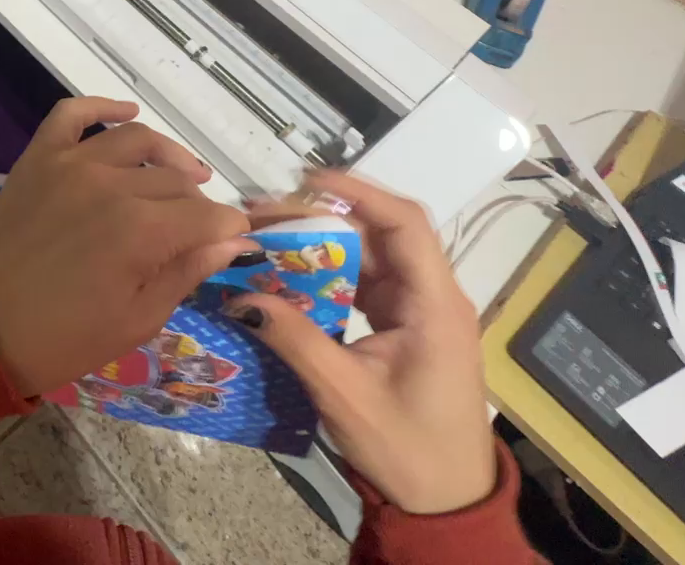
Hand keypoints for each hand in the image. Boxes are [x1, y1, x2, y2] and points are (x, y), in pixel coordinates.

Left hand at [0, 97, 253, 397]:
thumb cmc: (65, 337)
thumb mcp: (139, 318)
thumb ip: (187, 271)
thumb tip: (232, 241)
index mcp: (141, 231)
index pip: (205, 214)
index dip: (227, 227)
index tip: (235, 237)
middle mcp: (109, 185)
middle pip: (173, 179)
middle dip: (197, 202)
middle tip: (199, 224)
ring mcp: (70, 164)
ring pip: (135, 141)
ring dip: (167, 155)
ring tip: (183, 173)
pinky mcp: (38, 157)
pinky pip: (71, 114)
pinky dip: (101, 107)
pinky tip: (126, 113)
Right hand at [228, 170, 496, 514]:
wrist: (446, 506)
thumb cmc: (408, 450)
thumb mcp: (344, 394)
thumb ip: (292, 338)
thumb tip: (238, 295)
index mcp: (434, 305)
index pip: (404, 224)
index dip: (359, 191)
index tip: (305, 178)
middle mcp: (430, 295)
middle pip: (376, 232)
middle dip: (317, 215)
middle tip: (259, 213)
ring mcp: (414, 308)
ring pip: (364, 253)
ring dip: (315, 240)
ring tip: (261, 234)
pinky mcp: (399, 323)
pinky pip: (358, 280)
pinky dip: (320, 270)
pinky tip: (282, 270)